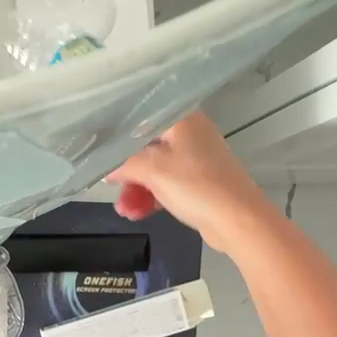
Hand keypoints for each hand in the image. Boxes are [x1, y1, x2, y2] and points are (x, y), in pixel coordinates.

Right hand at [107, 113, 277, 248]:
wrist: (238, 220)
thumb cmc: (196, 187)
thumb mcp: (153, 171)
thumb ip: (124, 164)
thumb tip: (105, 168)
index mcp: (181, 119)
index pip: (141, 116)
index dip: (118, 132)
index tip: (98, 146)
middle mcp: (189, 133)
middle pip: (146, 145)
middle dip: (126, 170)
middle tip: (111, 188)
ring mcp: (195, 159)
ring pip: (155, 168)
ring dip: (137, 188)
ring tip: (123, 210)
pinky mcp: (198, 182)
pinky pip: (167, 184)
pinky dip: (152, 196)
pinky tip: (137, 213)